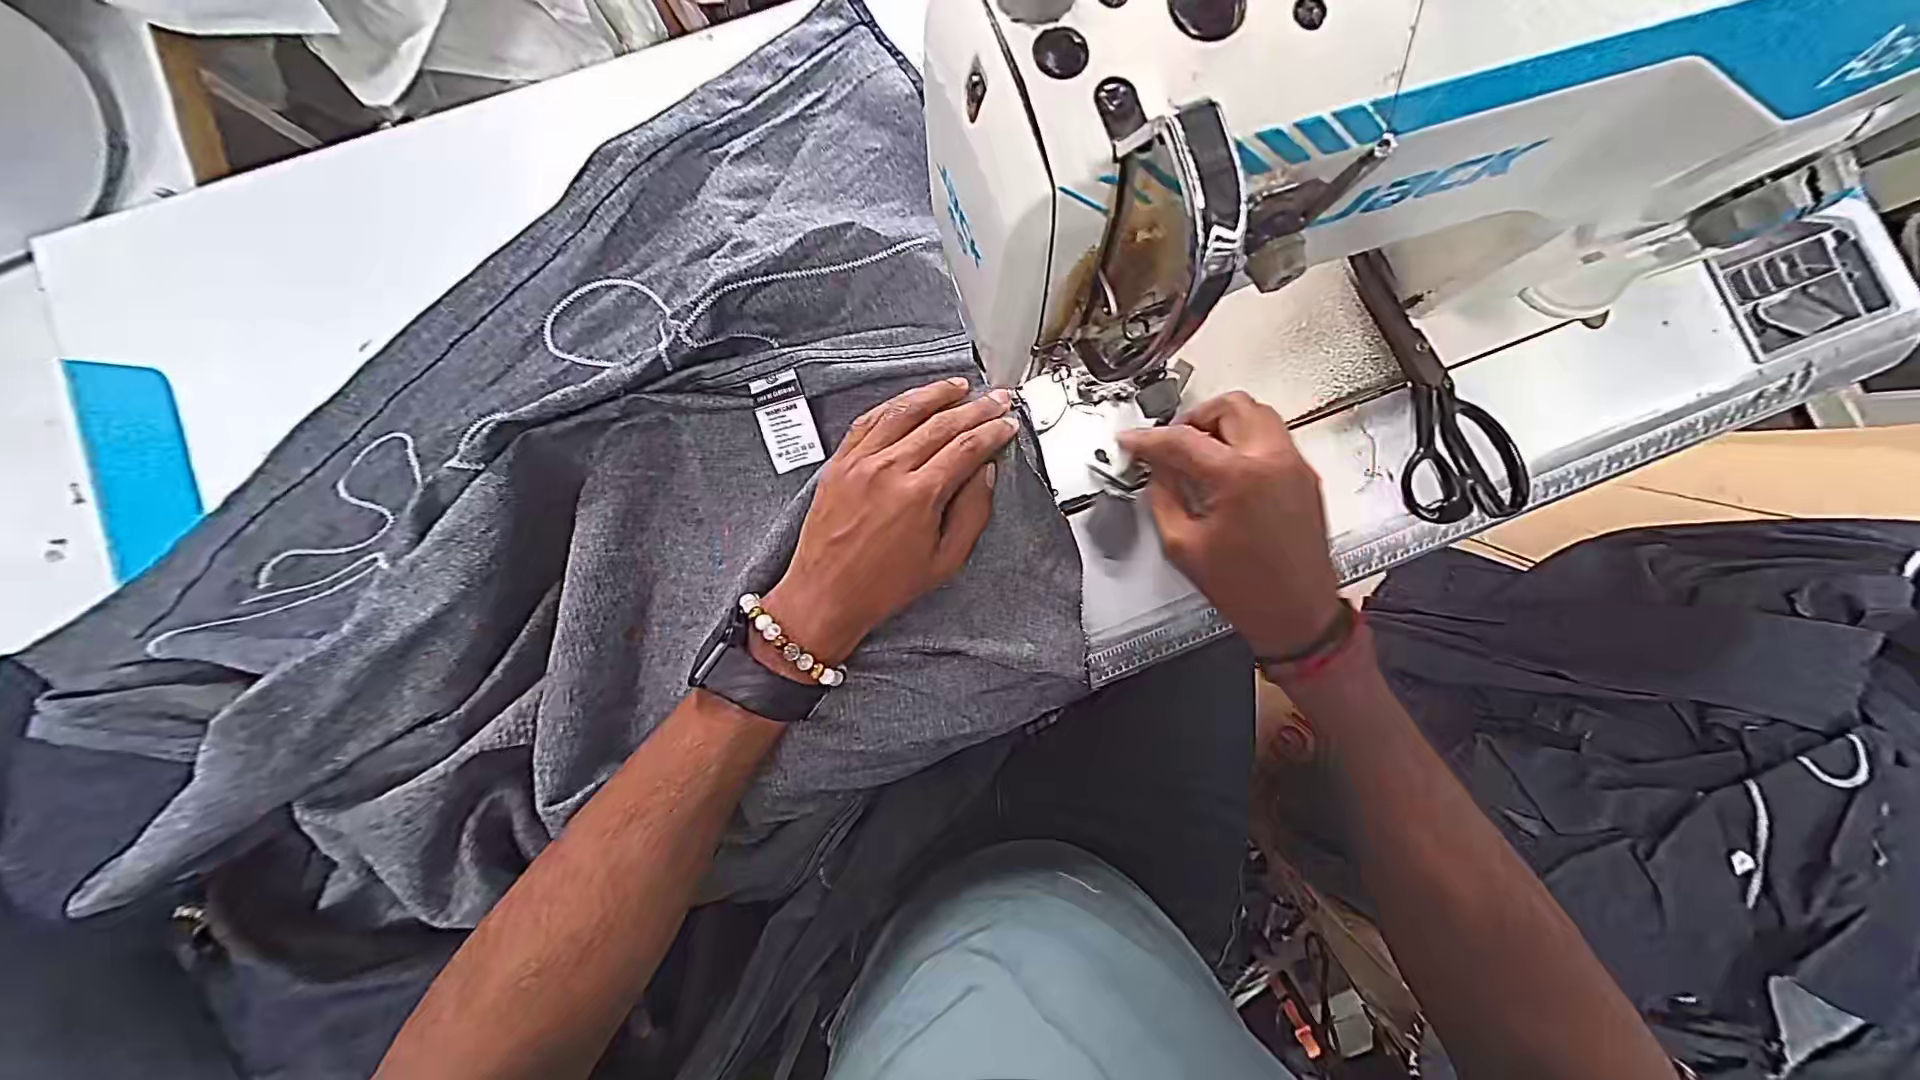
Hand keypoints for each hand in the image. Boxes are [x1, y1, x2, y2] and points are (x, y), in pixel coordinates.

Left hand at [759, 377, 1017, 670]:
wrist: (824, 595)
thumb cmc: (880, 586)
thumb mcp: (944, 562)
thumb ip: (971, 514)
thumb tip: (985, 476)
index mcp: (918, 495)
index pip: (966, 447)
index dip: (993, 431)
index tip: (1006, 425)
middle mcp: (887, 470)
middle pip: (941, 423)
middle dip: (976, 407)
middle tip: (996, 398)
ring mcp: (859, 463)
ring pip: (904, 411)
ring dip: (935, 394)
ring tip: (958, 386)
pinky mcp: (839, 464)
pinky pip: (869, 421)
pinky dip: (894, 405)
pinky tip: (909, 400)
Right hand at [1118, 391, 1342, 658]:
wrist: (1296, 613)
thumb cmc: (1249, 590)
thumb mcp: (1182, 544)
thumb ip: (1163, 497)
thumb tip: (1156, 471)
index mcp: (1239, 478)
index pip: (1182, 439)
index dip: (1148, 439)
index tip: (1131, 441)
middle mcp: (1273, 461)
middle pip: (1229, 406)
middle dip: (1191, 418)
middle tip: (1169, 442)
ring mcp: (1294, 466)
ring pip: (1256, 414)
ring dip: (1220, 424)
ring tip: (1195, 452)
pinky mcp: (1304, 476)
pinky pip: (1271, 437)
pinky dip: (1242, 440)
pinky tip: (1222, 468)